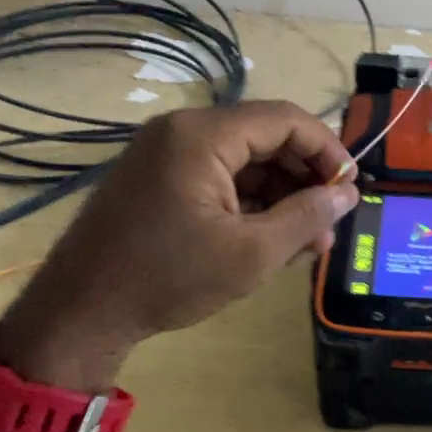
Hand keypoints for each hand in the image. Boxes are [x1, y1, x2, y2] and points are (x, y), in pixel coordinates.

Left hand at [0, 101, 357, 390]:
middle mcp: (182, 131)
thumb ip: (307, 217)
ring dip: (282, 194)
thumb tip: (347, 194)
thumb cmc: (169, 278)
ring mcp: (165, 154)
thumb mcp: (252, 253)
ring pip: (245, 160)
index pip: (285, 120)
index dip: (327, 150)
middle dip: (306, 177)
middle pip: (266, 136)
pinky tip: (273, 238)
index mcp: (202, 136)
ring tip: (309, 240)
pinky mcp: (158, 179)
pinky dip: (251, 202)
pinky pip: (219, 176)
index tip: (350, 188)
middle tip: (331, 221)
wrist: (81, 312)